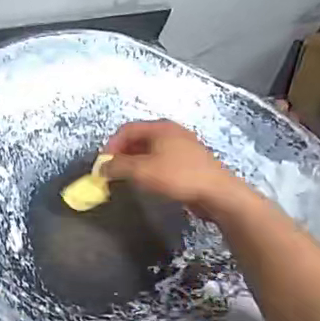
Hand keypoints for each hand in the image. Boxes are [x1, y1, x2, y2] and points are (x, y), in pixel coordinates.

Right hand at [100, 120, 254, 217]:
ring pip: (151, 150)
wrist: (217, 193)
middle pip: (139, 138)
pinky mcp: (191, 161)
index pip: (126, 130)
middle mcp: (172, 131)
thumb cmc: (178, 176)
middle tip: (114, 172)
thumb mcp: (141, 171)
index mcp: (160, 127)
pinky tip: (150, 182)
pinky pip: (163, 159)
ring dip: (136, 162)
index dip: (111, 145)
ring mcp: (183, 145)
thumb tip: (102, 167)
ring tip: (129, 178)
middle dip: (122, 154)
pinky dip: (150, 167)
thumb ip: (117, 167)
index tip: (103, 164)